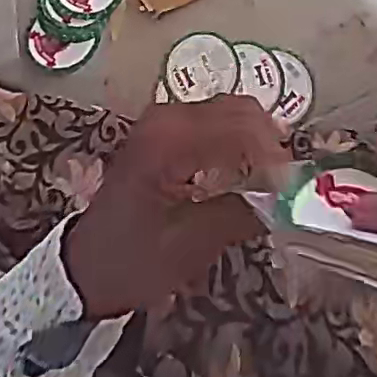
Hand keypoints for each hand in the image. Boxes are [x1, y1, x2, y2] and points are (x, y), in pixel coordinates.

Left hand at [63, 96, 289, 317]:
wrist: (84, 267)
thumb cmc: (132, 259)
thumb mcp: (189, 245)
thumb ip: (241, 212)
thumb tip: (288, 195)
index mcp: (168, 139)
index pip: (239, 126)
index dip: (273, 152)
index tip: (292, 185)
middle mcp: (167, 116)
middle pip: (238, 110)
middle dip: (269, 141)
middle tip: (287, 181)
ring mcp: (165, 119)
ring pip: (230, 111)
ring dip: (256, 139)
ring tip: (272, 177)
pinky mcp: (167, 129)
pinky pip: (216, 121)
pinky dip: (239, 140)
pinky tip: (247, 170)